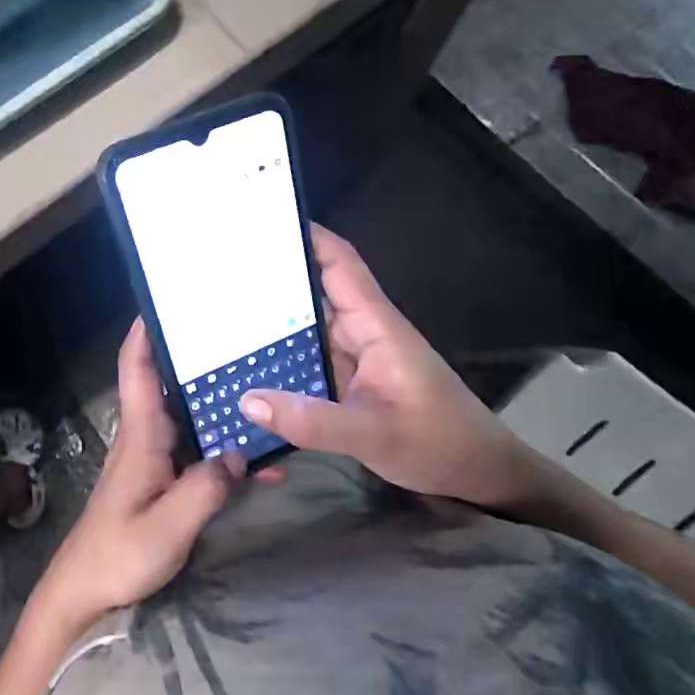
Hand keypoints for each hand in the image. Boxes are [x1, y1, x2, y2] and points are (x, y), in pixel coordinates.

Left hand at [33, 320, 251, 628]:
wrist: (84, 596)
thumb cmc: (118, 555)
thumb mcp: (168, 526)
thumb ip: (206, 488)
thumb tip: (240, 452)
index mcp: (141, 436)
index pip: (138, 369)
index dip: (145, 332)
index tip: (166, 300)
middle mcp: (147, 438)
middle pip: (172, 385)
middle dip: (200, 359)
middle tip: (242, 337)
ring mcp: (156, 461)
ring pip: (193, 420)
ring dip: (223, 407)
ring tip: (267, 389)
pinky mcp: (164, 483)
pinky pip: (201, 455)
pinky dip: (227, 452)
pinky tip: (264, 462)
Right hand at [238, 227, 564, 512]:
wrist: (477, 475)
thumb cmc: (439, 443)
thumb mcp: (375, 435)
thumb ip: (314, 422)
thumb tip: (247, 401)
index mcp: (376, 326)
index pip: (339, 264)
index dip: (306, 236)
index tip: (261, 219)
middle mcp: (362, 333)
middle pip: (313, 292)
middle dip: (271, 278)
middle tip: (217, 270)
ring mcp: (355, 359)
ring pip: (306, 329)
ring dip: (270, 323)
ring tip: (218, 314)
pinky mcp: (349, 383)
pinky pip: (308, 361)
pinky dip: (279, 359)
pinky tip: (245, 365)